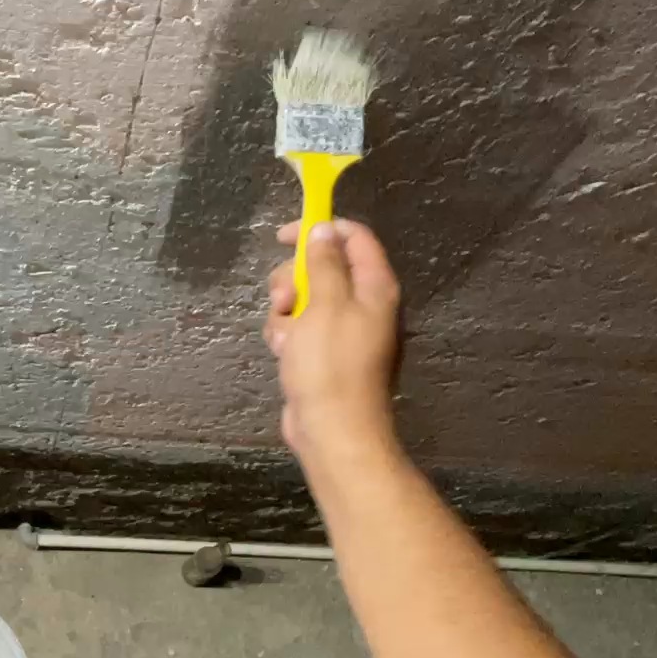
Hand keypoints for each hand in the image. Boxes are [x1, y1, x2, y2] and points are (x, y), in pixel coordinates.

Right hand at [264, 219, 402, 462]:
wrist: (332, 429)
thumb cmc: (330, 364)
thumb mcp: (324, 305)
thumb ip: (323, 263)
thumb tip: (324, 230)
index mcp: (374, 287)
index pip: (353, 238)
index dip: (320, 229)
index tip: (284, 236)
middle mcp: (363, 304)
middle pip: (322, 267)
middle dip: (292, 278)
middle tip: (282, 298)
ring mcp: (342, 330)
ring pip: (303, 298)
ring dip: (284, 311)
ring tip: (284, 336)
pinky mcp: (323, 352)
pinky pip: (299, 327)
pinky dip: (286, 335)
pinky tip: (283, 353)